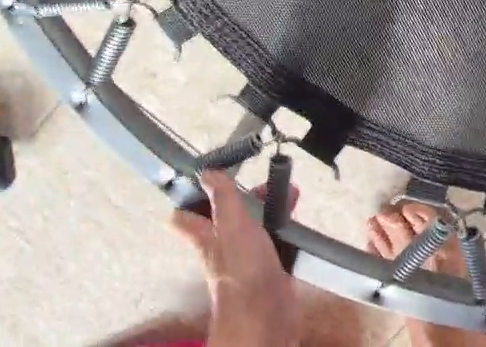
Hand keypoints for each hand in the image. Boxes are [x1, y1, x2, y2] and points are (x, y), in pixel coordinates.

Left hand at [173, 170, 299, 346]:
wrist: (266, 315)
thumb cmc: (243, 268)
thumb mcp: (232, 225)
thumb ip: (223, 198)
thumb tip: (205, 172)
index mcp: (207, 237)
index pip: (187, 217)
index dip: (193, 197)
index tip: (211, 175)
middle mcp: (224, 246)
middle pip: (229, 214)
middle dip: (247, 195)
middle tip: (267, 179)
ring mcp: (247, 257)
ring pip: (255, 224)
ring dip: (271, 206)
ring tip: (293, 191)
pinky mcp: (270, 266)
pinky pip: (275, 239)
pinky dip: (286, 225)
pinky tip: (298, 216)